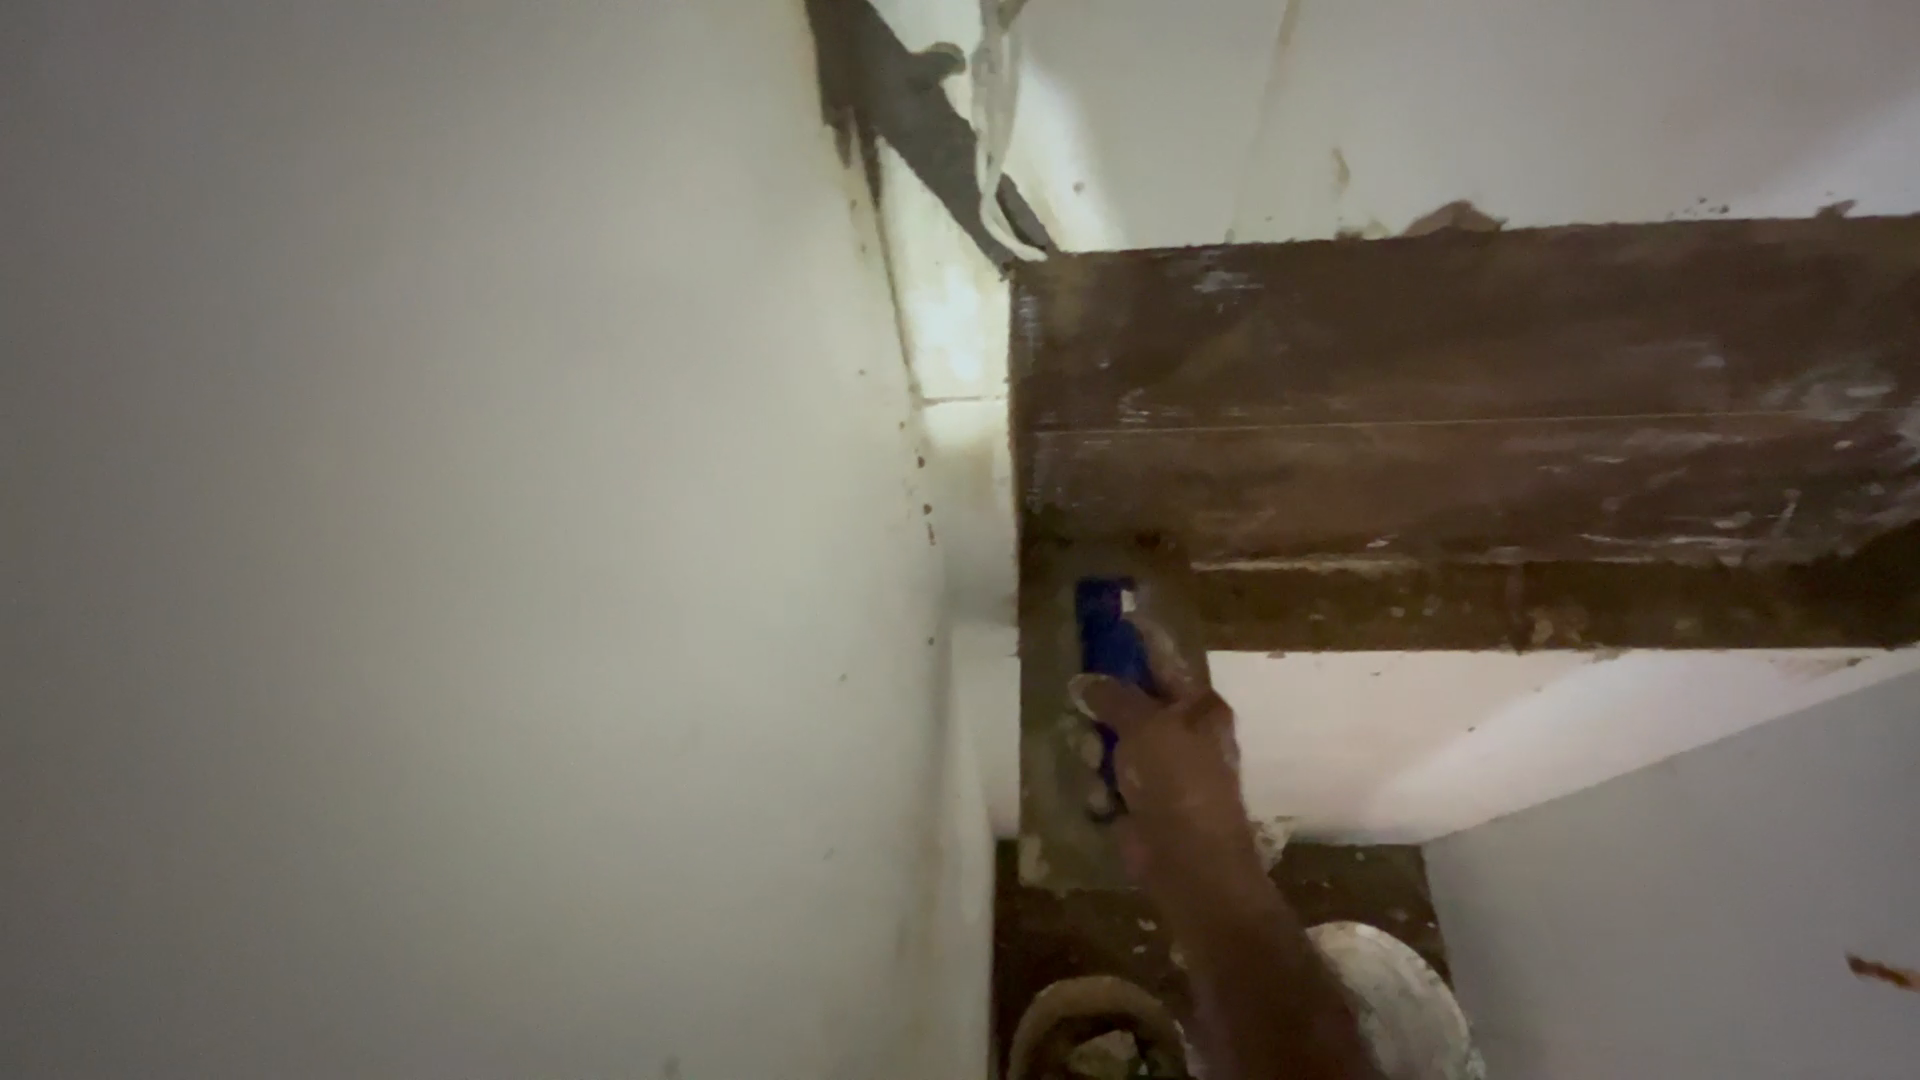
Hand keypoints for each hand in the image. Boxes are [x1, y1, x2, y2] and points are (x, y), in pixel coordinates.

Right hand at [1069, 619, 1268, 920]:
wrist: (1190, 863)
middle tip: (1079, 702)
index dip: (1135, 642)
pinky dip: (1100, 786)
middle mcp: (1182, 734)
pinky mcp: (1140, 802)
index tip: (1107, 624)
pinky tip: (1101, 799)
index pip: (1162, 661)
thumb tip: (1083, 681)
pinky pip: (1107, 778)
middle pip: (1130, 702)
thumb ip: (1112, 696)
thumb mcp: (1145, 724)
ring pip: (1111, 740)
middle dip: (1102, 707)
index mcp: (1198, 707)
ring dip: (1097, 752)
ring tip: (1096, 767)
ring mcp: (1161, 770)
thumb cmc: (1178, 781)